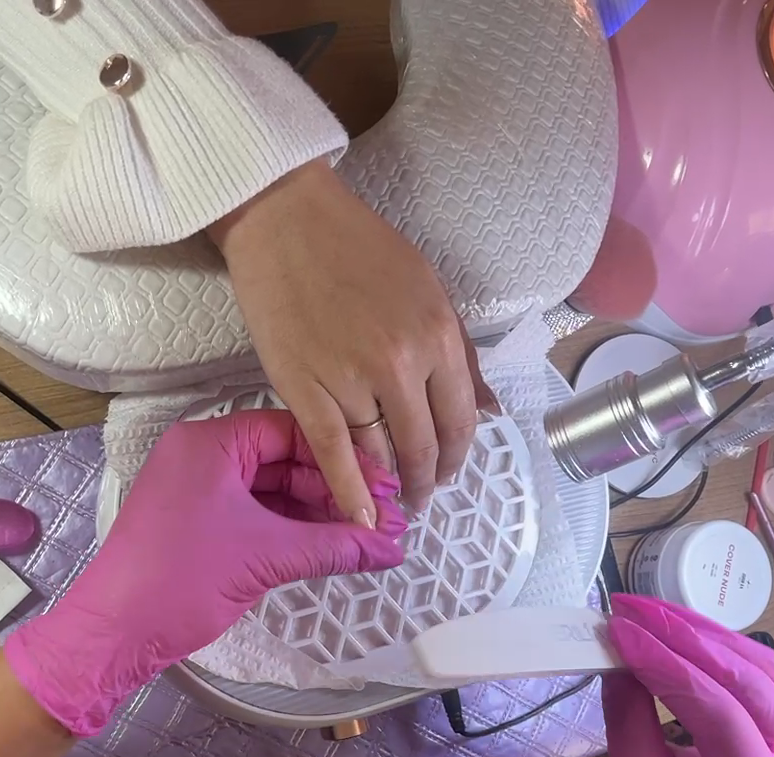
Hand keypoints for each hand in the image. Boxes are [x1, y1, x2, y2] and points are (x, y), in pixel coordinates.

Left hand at [5, 411, 408, 736]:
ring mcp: (202, 491)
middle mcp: (205, 456)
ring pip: (275, 492)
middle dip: (336, 493)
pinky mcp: (202, 523)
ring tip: (366, 538)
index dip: (343, 459)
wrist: (116, 632)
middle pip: (287, 461)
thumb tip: (389, 548)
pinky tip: (331, 547)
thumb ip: (333, 547)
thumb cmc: (179, 580)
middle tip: (383, 520)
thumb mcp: (265, 557)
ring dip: (319, 515)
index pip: (293, 431)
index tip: (384, 486)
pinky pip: (258, 515)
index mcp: (211, 443)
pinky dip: (293, 531)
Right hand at [207, 160, 494, 522]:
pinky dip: (349, 491)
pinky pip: (333, 453)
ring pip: (378, 453)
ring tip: (390, 496)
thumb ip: (461, 352)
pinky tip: (362, 517)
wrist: (285, 221)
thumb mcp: (429, 289)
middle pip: (422, 446)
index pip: (459, 420)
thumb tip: (487, 407)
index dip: (457, 457)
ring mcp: (350, 380)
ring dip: (389, 482)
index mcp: (437, 336)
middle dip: (426, 480)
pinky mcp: (305, 390)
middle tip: (421, 497)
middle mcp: (399, 364)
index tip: (448, 473)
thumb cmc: (360, 248)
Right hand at [602, 595, 773, 756]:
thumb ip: (629, 715)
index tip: (619, 630)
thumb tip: (619, 652)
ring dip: (706, 633)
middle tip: (634, 608)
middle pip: (749, 684)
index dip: (665, 665)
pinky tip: (688, 630)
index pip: (717, 714)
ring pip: (766, 670)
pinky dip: (727, 648)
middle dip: (685, 637)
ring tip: (655, 611)